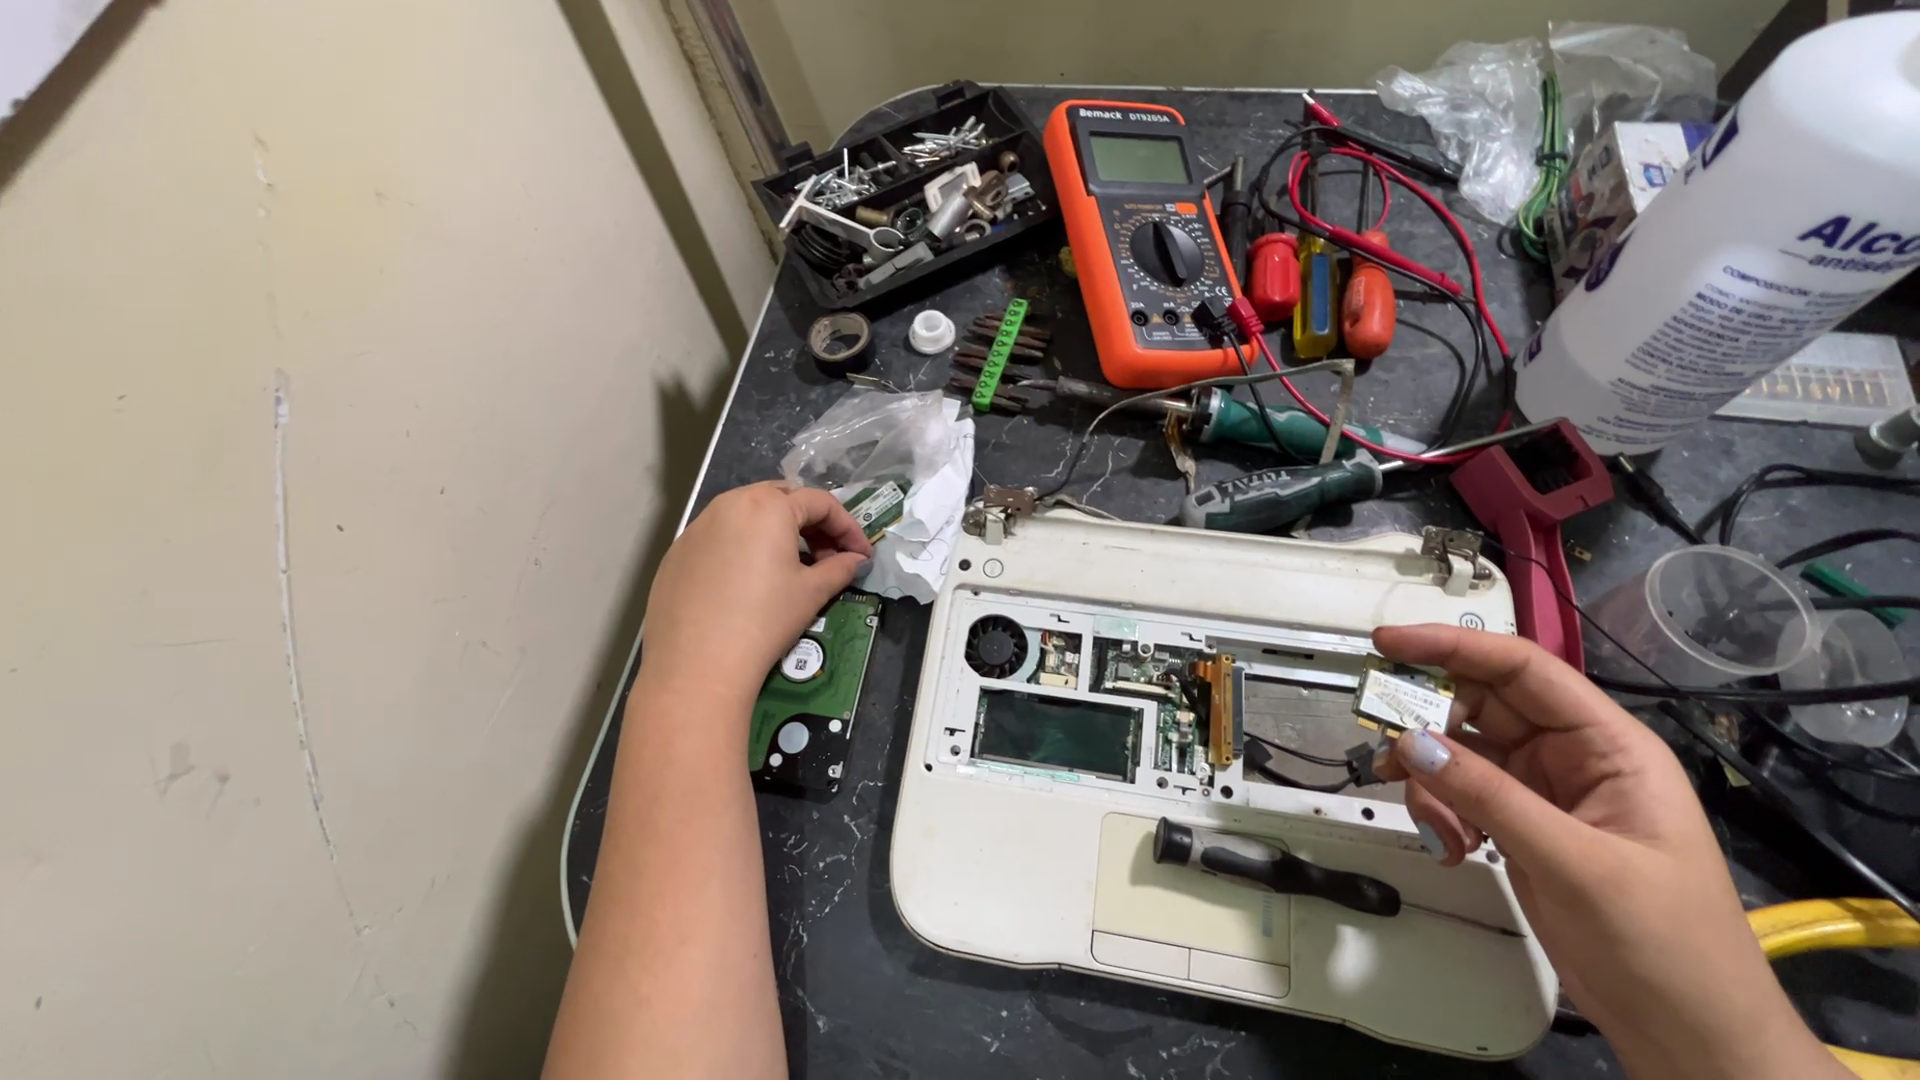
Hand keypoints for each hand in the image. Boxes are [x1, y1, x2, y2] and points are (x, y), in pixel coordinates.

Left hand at [639, 482, 871, 700]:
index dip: (848, 527)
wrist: (697, 664)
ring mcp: (697, 526)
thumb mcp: (812, 592)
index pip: (820, 503)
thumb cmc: (764, 619)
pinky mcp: (677, 552)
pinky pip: (720, 537)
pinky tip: (748, 584)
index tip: (861, 555)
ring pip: (747, 516)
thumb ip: (840, 568)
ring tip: (790, 567)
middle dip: (811, 523)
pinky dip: (743, 549)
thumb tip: (856, 561)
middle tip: (828, 556)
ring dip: (776, 533)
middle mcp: (729, 503)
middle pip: (781, 499)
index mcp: (768, 506)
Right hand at [1372, 625, 1845, 1079]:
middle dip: (1428, 722)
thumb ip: (1487, 796)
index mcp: (1607, 744)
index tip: (1387, 643)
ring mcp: (1541, 790)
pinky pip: (1458, 791)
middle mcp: (1570, 755)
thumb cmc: (1661, 943)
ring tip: (1433, 824)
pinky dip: (1438, 809)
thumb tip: (1407, 741)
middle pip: (1480, 705)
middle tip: (1386, 748)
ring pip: (1459, 750)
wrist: (1687, 1033)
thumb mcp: (1574, 862)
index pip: (1522, 669)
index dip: (1453, 646)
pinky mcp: (1517, 823)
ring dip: (1429, 777)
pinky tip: (1448, 845)